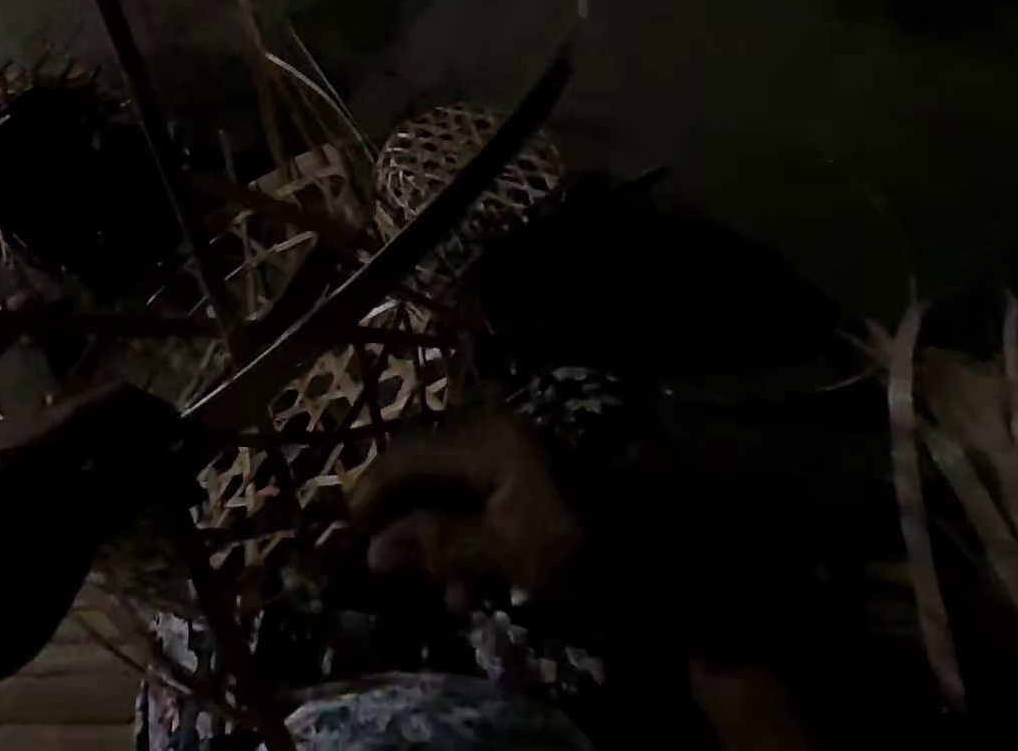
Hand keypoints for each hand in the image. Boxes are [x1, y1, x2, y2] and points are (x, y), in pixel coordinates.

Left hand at [0, 385, 187, 750]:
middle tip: (183, 480)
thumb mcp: (77, 537)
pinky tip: (125, 505)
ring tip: (164, 496)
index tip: (192, 446)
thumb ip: (131, 482)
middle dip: (147, 443)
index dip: (158, 416)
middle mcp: (15, 435)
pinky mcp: (9, 485)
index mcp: (24, 439)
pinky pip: (67, 464)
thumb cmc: (5, 594)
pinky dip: (101, 479)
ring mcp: (8, 459)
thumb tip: (186, 444)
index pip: (109, 401)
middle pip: (100, 418)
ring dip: (128, 463)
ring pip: (88, 442)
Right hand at [351, 412, 581, 611]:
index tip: (350, 531)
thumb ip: (437, 545)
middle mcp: (490, 432)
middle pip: (422, 467)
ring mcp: (507, 449)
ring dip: (432, 531)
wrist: (667, 557)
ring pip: (445, 484)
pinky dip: (461, 531)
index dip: (373, 491)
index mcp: (486, 441)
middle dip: (402, 516)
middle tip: (385, 559)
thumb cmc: (583, 550)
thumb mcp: (507, 553)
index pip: (407, 456)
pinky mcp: (520, 470)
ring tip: (436, 584)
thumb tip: (372, 551)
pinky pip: (472, 493)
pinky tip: (467, 580)